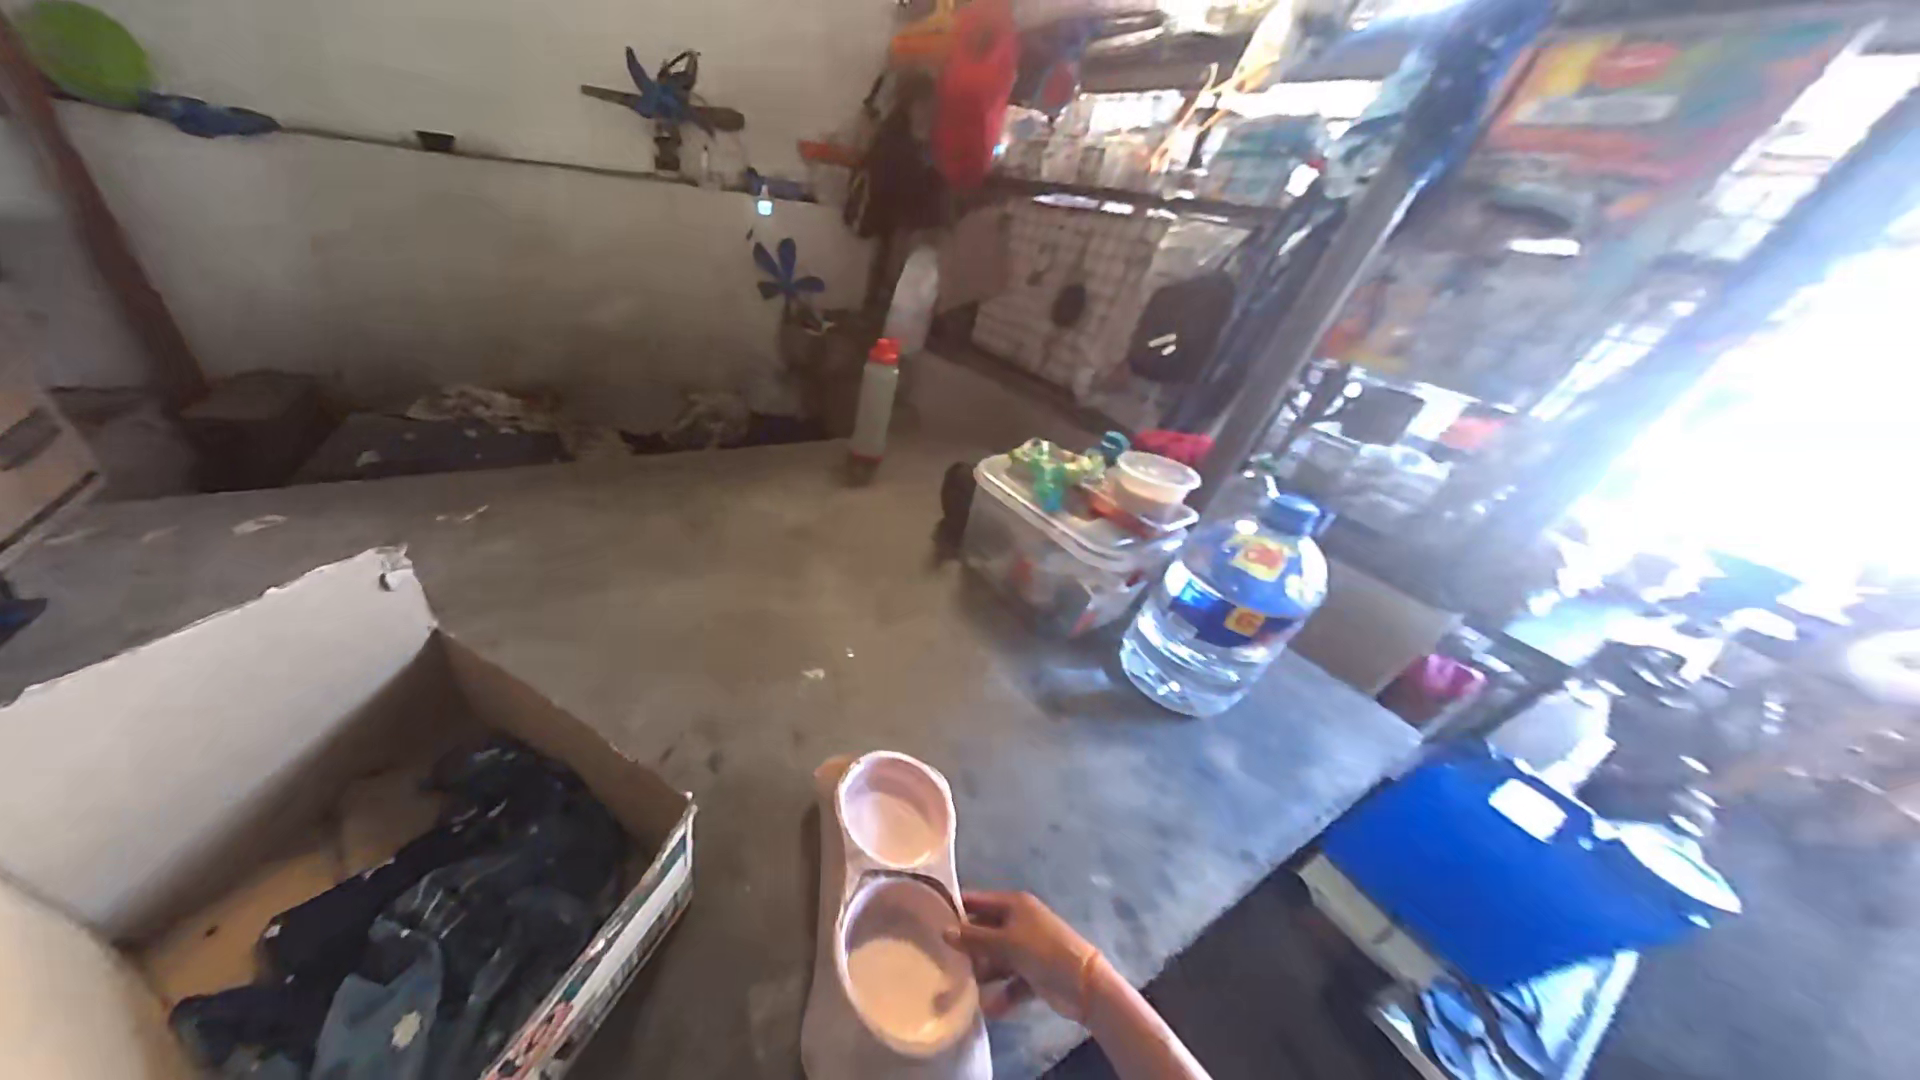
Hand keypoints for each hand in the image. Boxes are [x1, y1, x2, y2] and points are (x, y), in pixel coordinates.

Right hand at [945, 890, 1097, 1019]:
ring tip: (959, 988)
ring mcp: (1027, 948)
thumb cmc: (1043, 951)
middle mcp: (1019, 922)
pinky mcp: (1033, 973)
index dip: (956, 908)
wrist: (1084, 984)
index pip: (978, 901)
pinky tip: (988, 1008)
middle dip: (966, 947)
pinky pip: (1010, 981)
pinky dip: (1001, 993)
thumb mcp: (1007, 942)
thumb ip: (975, 938)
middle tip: (941, 960)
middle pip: (985, 931)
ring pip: (996, 958)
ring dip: (982, 973)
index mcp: (1014, 904)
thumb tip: (945, 930)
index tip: (931, 920)